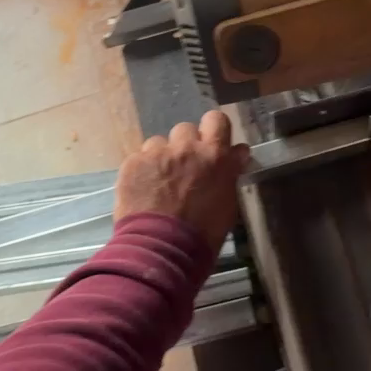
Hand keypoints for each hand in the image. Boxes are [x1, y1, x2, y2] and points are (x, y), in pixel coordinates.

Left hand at [115, 109, 249, 252]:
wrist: (161, 250)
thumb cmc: (203, 234)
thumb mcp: (227, 203)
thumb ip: (230, 172)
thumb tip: (238, 152)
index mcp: (214, 155)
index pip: (216, 120)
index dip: (212, 130)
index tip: (210, 144)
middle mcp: (186, 147)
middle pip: (185, 129)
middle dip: (185, 145)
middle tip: (184, 168)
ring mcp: (157, 153)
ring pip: (159, 142)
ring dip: (162, 157)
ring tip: (159, 182)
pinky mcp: (133, 163)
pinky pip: (140, 158)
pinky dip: (143, 170)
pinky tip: (143, 190)